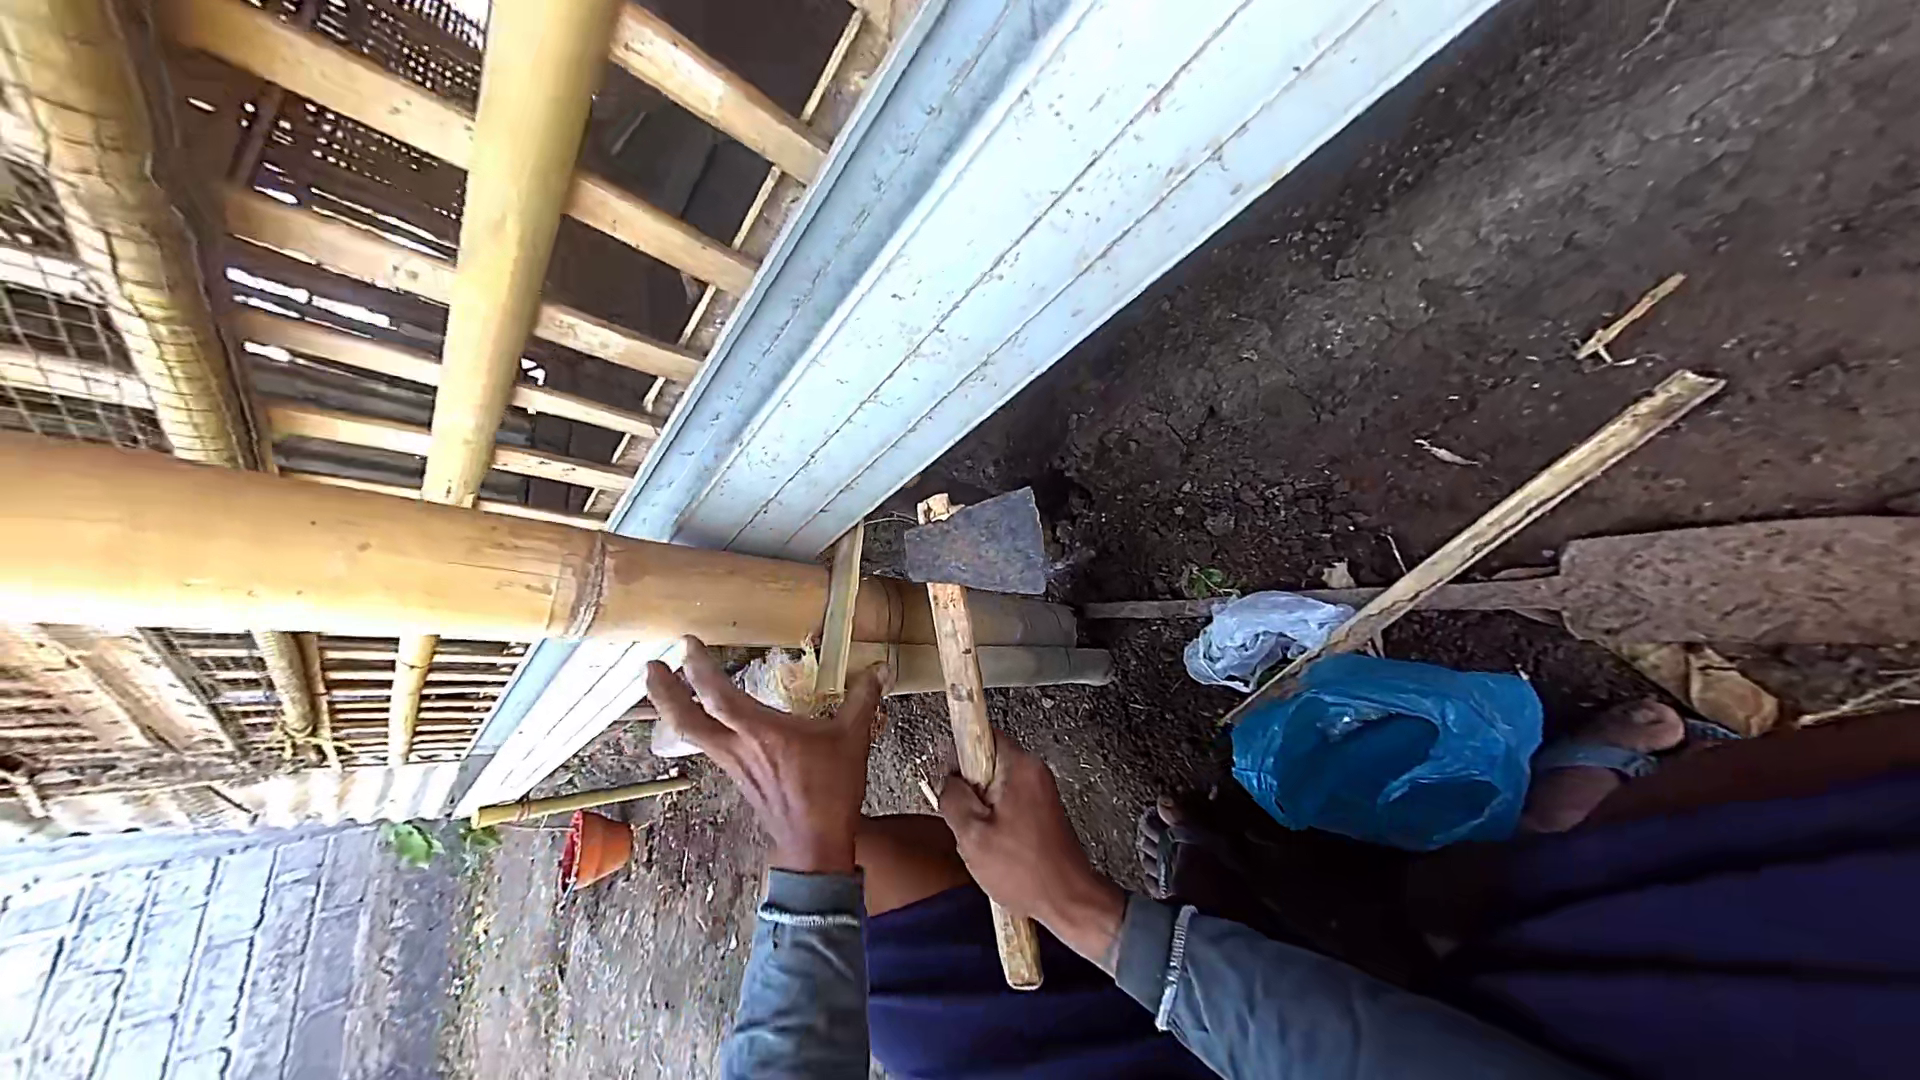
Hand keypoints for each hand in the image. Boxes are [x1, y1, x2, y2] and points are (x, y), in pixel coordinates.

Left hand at [646, 636, 886, 874]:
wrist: (814, 841)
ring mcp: (732, 764)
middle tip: (649, 666)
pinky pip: (706, 745)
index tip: (688, 642)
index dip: (699, 668)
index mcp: (761, 732)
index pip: (718, 695)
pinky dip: (694, 725)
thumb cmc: (831, 789)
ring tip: (663, 687)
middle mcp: (737, 747)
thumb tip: (880, 667)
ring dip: (672, 708)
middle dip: (662, 692)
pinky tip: (702, 719)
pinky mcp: (737, 775)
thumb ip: (863, 697)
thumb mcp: (852, 737)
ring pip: (689, 734)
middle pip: (685, 719)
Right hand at [939, 731, 1125, 970]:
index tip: (952, 778)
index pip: (980, 734)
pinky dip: (996, 817)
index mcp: (1019, 766)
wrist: (1068, 900)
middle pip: (985, 760)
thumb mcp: (972, 835)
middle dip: (969, 787)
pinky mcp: (1041, 806)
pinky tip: (997, 844)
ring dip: (981, 806)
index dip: (958, 755)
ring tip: (985, 835)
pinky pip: (1007, 799)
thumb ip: (952, 798)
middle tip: (968, 817)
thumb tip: (946, 780)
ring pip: (993, 782)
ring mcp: (1039, 787)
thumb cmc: (1026, 871)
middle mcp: (1033, 769)